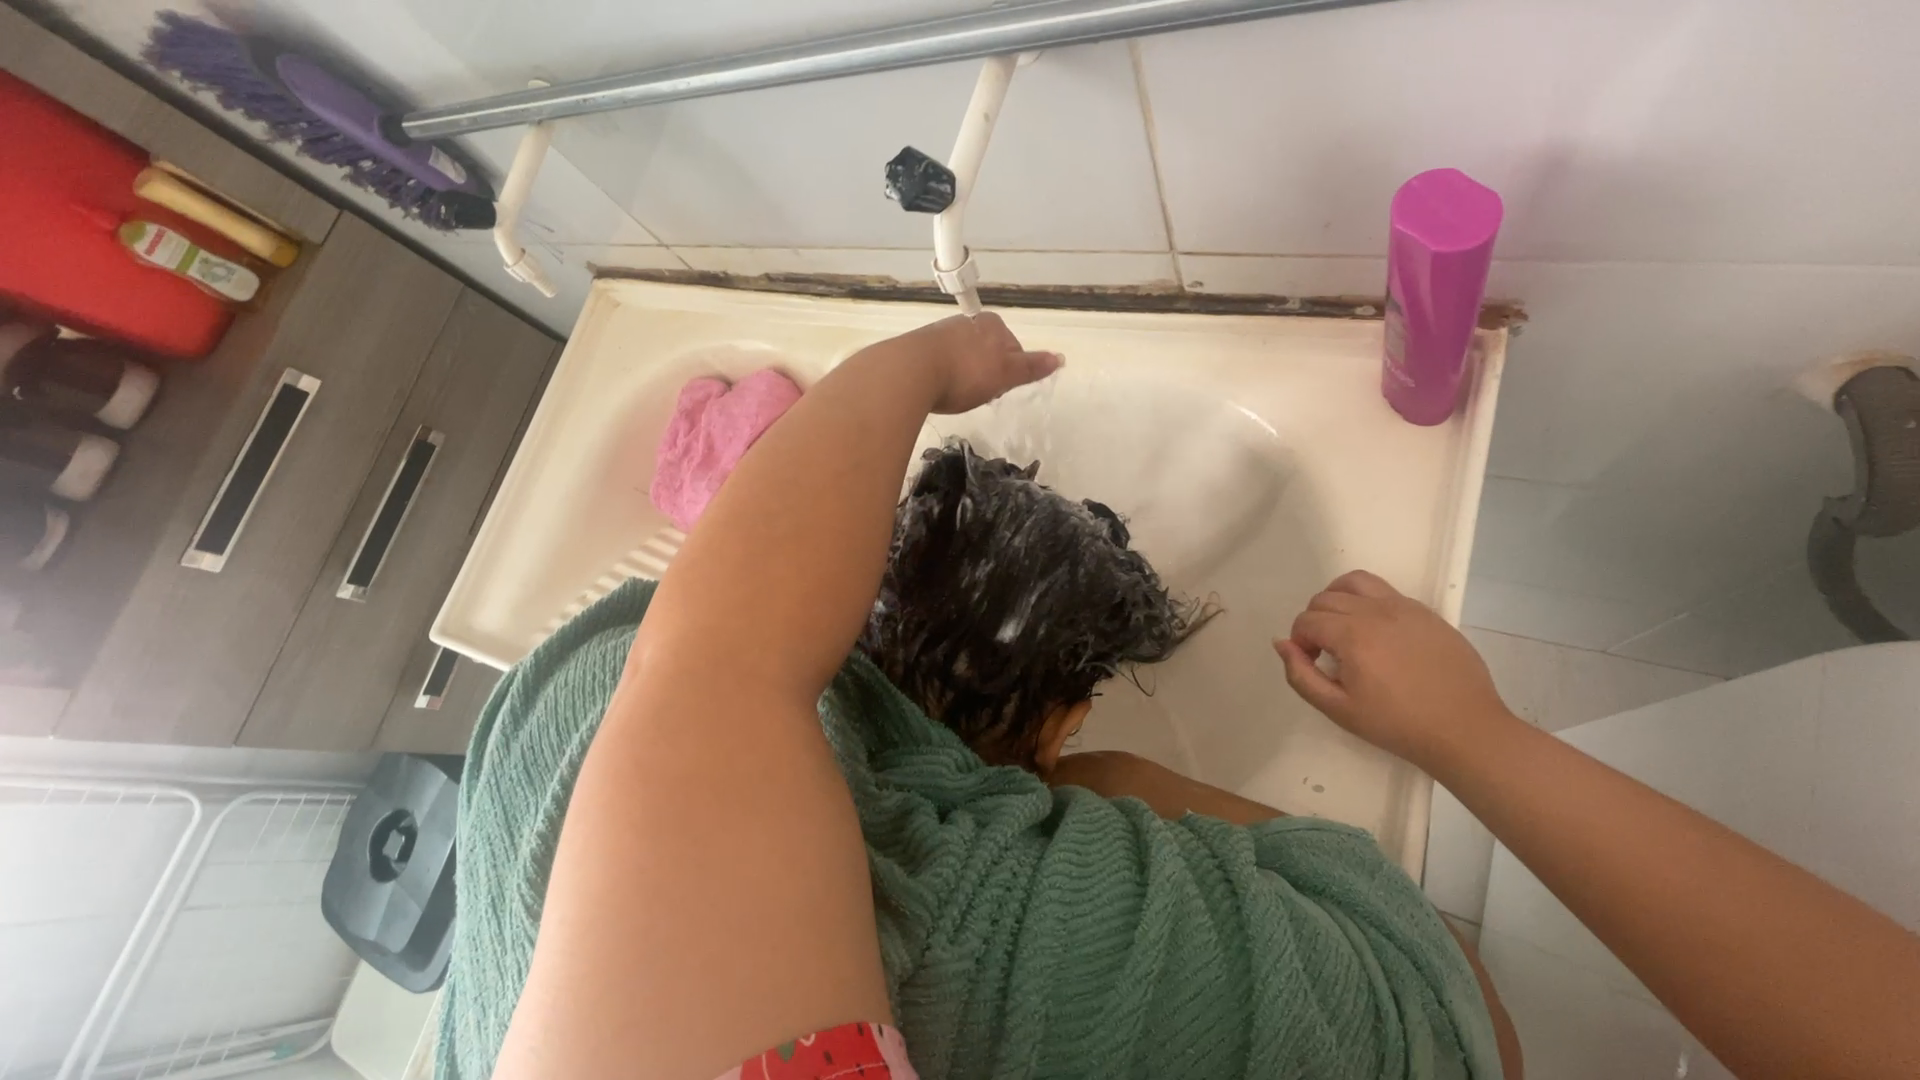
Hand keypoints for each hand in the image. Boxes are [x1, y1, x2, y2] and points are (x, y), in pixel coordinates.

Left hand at [893, 312, 1061, 414]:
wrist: (912, 372)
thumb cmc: (966, 373)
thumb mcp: (1005, 373)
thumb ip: (1031, 367)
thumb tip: (1059, 358)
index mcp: (992, 324)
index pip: (1013, 348)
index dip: (1009, 372)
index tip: (998, 389)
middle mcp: (967, 322)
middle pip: (987, 352)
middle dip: (986, 373)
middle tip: (977, 394)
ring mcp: (941, 333)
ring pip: (963, 357)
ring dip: (964, 375)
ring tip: (956, 395)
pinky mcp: (920, 347)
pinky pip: (941, 362)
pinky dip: (943, 375)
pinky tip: (938, 389)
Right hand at [1273, 570, 1519, 772]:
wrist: (1464, 729)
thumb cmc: (1397, 725)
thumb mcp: (1338, 709)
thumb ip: (1301, 675)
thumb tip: (1282, 644)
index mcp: (1353, 636)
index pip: (1307, 621)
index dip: (1299, 642)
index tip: (1312, 664)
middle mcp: (1376, 612)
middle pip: (1326, 598)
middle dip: (1314, 622)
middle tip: (1325, 653)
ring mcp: (1405, 608)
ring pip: (1355, 582)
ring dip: (1338, 598)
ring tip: (1344, 627)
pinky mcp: (1427, 613)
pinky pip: (1386, 592)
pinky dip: (1369, 603)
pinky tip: (1378, 634)